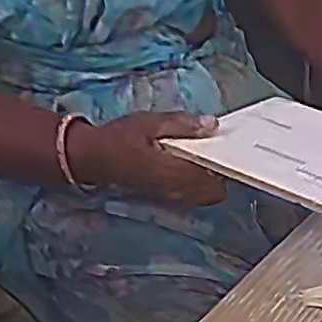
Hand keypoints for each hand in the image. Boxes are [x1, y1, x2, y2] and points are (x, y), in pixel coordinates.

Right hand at [66, 112, 227, 205]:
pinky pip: (196, 198)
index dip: (225, 162)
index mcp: (178, 172)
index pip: (216, 175)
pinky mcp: (170, 199)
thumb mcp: (151, 122)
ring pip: (208, 197)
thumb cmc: (122, 138)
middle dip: (219, 173)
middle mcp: (180, 190)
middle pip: (217, 191)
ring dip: (210, 180)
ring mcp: (176, 198)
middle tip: (210, 152)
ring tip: (199, 158)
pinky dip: (199, 186)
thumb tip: (213, 123)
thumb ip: (184, 124)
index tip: (223, 147)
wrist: (97, 159)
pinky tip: (188, 167)